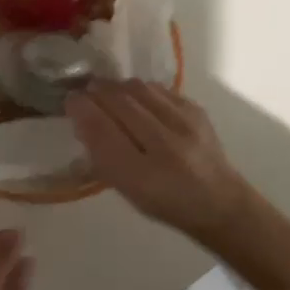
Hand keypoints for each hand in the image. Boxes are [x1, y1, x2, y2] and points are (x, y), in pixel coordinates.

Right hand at [66, 81, 254, 234]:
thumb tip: (83, 118)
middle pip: (121, 103)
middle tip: (85, 90)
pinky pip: (160, 90)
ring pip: (140, 90)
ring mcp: (185, 125)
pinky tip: (137, 98)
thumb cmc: (167, 203)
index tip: (70, 100)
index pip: (103, 131)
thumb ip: (104, 158)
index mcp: (141, 176)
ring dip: (119, 87)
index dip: (82, 110)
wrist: (219, 202)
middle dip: (98, 91)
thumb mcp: (129, 190)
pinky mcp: (197, 112)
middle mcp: (164, 147)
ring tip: (109, 92)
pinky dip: (142, 90)